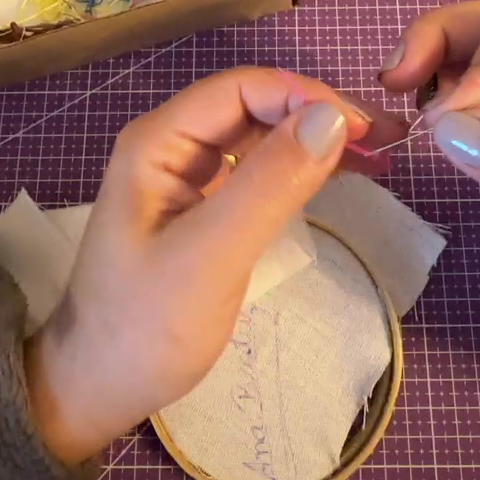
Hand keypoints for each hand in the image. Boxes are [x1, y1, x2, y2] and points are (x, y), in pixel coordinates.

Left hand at [24, 68, 406, 463]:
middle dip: (318, 114)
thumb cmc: (144, 325)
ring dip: (315, 138)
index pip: (242, 89)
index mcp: (160, 139)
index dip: (304, 97)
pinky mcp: (205, 204)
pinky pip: (259, 169)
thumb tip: (330, 117)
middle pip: (255, 106)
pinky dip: (301, 167)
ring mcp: (189, 173)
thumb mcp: (210, 255)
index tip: (361, 130)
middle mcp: (174, 143)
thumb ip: (269, 184)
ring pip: (262, 135)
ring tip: (377, 152)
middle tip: (383, 139)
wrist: (96, 389)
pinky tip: (338, 174)